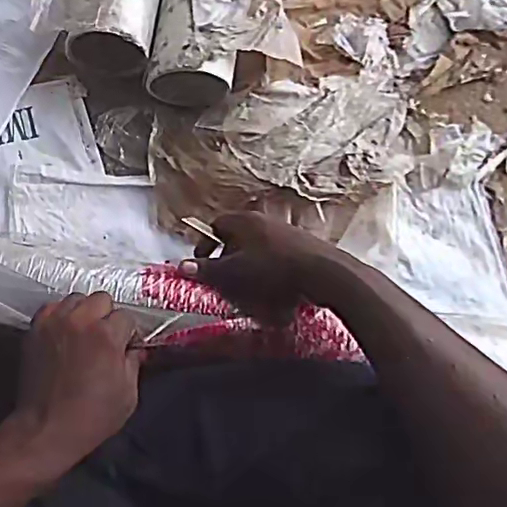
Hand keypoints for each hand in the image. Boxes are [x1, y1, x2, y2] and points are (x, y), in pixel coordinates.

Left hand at [5, 293, 142, 465]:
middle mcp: (79, 321)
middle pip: (101, 299)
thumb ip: (133, 364)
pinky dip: (60, 316)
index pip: (126, 317)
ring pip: (76, 299)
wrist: (47, 426)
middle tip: (106, 338)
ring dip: (84, 312)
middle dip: (108, 316)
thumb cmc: (92, 416)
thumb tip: (135, 349)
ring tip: (83, 334)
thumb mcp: (128, 394)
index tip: (126, 346)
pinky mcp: (35, 328)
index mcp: (106, 335)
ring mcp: (54, 322)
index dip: (129, 333)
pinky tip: (64, 333)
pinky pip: (52, 308)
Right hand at [182, 212, 342, 323]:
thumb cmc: (272, 269)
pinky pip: (277, 253)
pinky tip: (275, 286)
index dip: (206, 244)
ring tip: (250, 285)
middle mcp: (264, 219)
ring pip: (257, 245)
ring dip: (250, 263)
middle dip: (228, 256)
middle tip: (226, 277)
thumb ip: (207, 269)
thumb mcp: (234, 272)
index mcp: (244, 220)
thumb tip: (182, 266)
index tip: (204, 263)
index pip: (215, 225)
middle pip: (236, 235)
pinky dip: (270, 267)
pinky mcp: (304, 243)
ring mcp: (286, 230)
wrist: (324, 273)